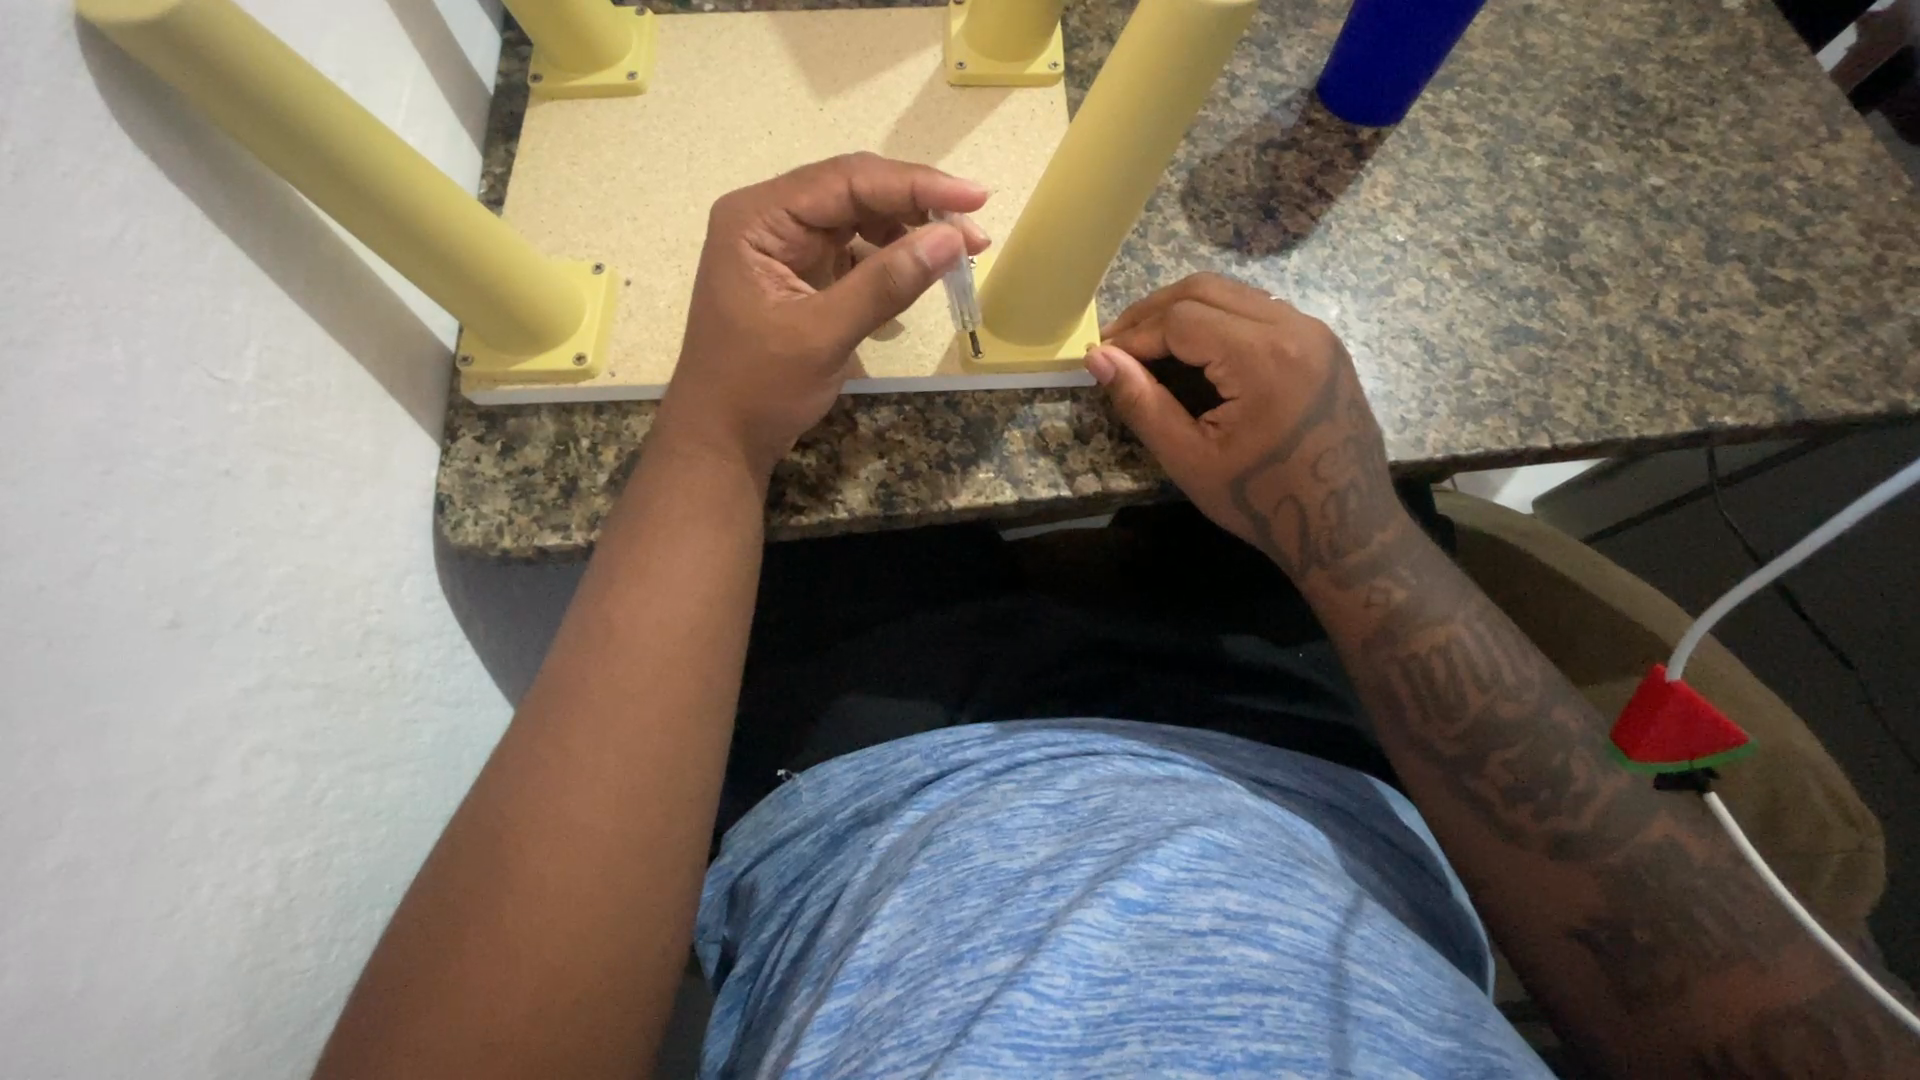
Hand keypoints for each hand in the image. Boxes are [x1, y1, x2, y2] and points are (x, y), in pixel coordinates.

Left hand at [653, 153, 991, 481]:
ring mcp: (784, 248)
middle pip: (854, 193)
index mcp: (758, 218)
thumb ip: (886, 284)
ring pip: (857, 221)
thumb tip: (952, 240)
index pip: (846, 180)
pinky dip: (887, 263)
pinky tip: (918, 277)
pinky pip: (852, 254)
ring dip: (907, 234)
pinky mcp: (799, 276)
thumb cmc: (758, 389)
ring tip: (957, 255)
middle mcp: (769, 220)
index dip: (915, 185)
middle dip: (917, 209)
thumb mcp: (823, 335)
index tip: (974, 198)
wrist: (721, 441)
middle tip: (975, 233)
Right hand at [1086, 273, 1410, 584]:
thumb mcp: (1188, 458)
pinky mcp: (1322, 343)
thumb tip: (1098, 358)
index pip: (1180, 319)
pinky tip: (1194, 351)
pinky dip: (1217, 319)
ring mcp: (1314, 331)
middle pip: (1206, 289)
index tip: (1103, 358)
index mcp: (1262, 358)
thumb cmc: (1259, 500)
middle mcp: (1295, 327)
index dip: (1134, 335)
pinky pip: (1259, 310)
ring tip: (1148, 345)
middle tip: (1117, 343)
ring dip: (1184, 310)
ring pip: (1233, 293)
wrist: (1343, 524)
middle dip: (1153, 312)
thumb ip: (1141, 403)